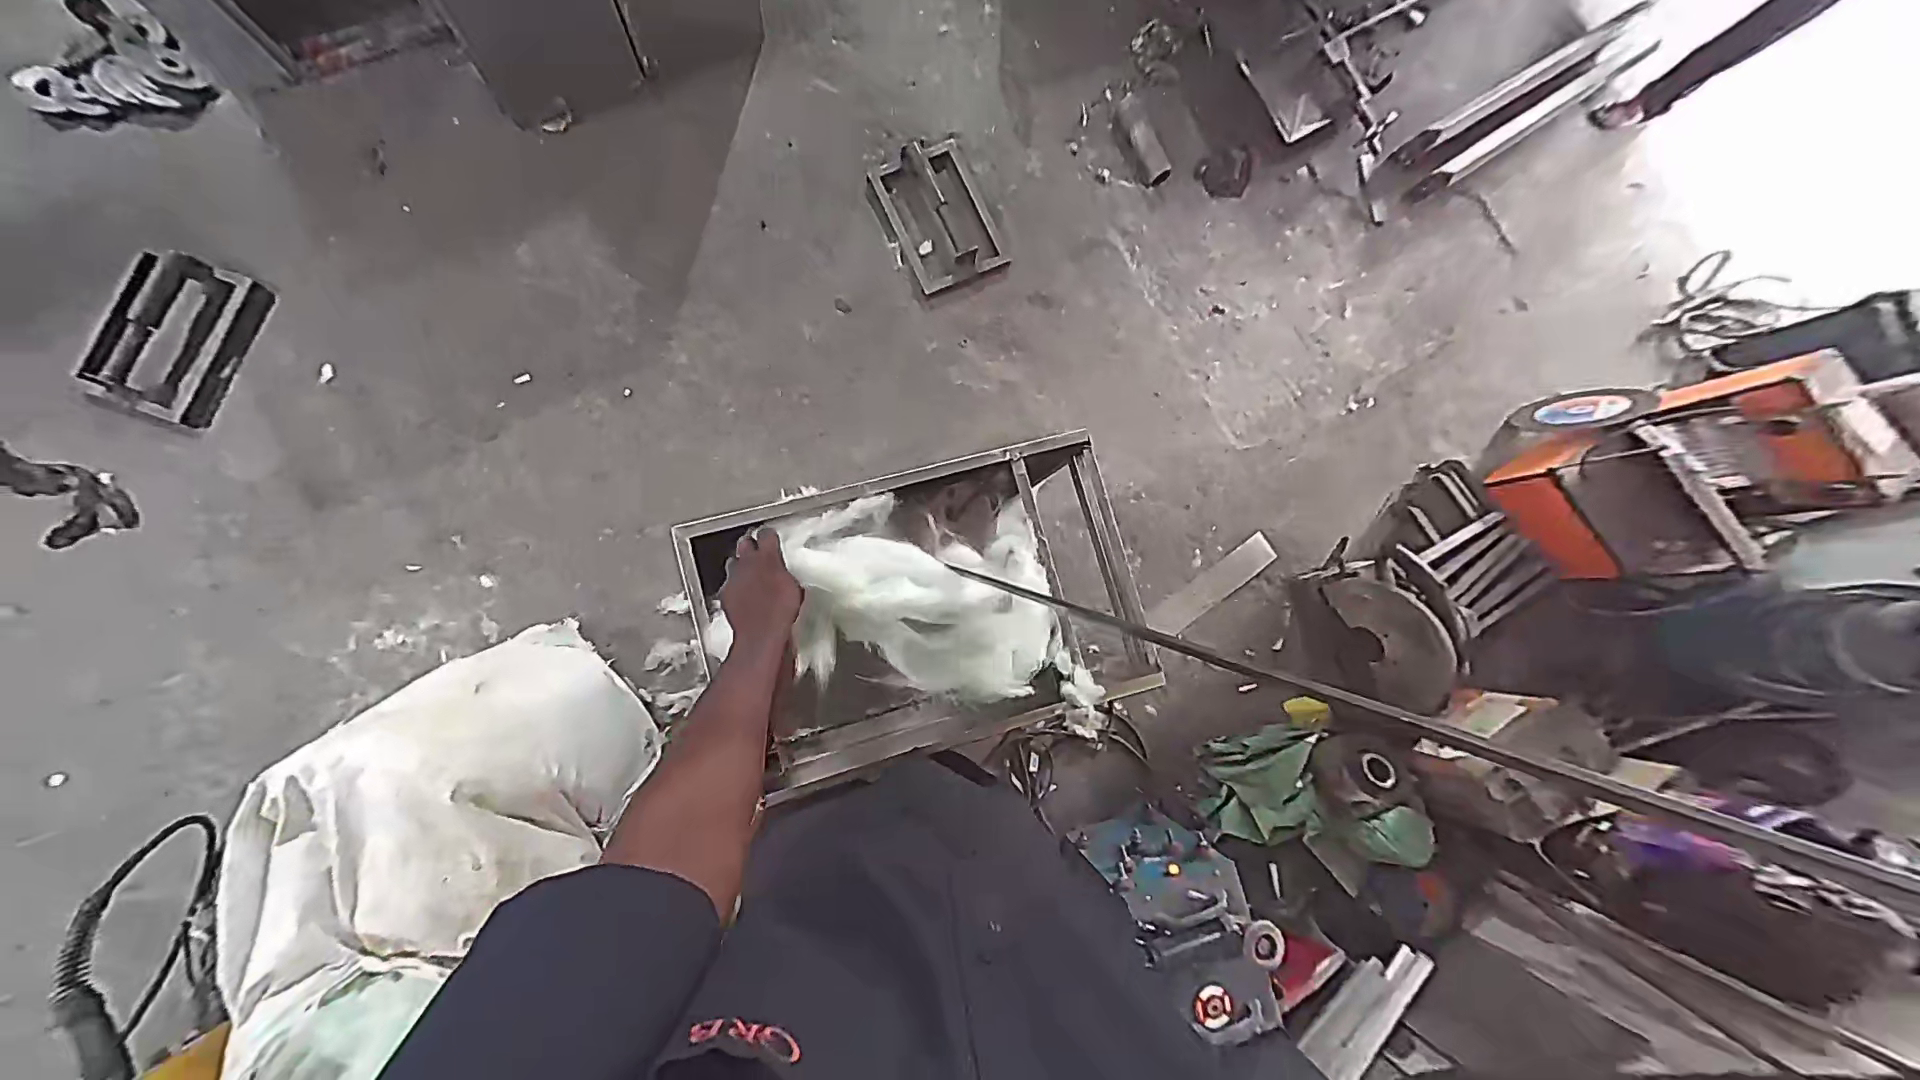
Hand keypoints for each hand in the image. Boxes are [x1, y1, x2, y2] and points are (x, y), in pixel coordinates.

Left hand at [720, 527, 802, 657]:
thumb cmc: (782, 612)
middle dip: (751, 545)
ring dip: (741, 565)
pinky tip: (745, 594)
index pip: (766, 535)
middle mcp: (746, 564)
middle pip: (744, 544)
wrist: (760, 636)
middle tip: (760, 550)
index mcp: (766, 557)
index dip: (769, 535)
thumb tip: (785, 573)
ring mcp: (733, 580)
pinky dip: (736, 586)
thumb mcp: (796, 589)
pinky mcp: (726, 597)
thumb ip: (786, 575)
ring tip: (751, 572)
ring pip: (733, 563)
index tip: (772, 537)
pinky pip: (730, 585)